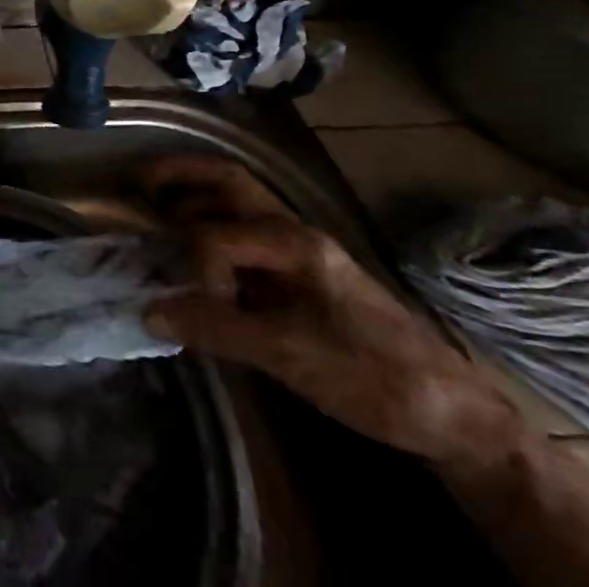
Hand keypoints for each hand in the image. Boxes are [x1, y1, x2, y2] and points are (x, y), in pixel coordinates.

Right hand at [141, 156, 519, 467]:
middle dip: (181, 175)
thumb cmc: (374, 377)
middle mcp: (294, 234)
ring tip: (154, 209)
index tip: (191, 310)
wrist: (451, 413)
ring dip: (194, 199)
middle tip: (137, 182)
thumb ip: (216, 328)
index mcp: (294, 244)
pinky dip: (209, 230)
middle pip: (229, 183)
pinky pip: (244, 237)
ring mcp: (299, 253)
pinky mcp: (300, 276)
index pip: (216, 236)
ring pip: (237, 206)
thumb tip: (147, 311)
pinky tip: (191, 255)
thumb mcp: (291, 356)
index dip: (192, 269)